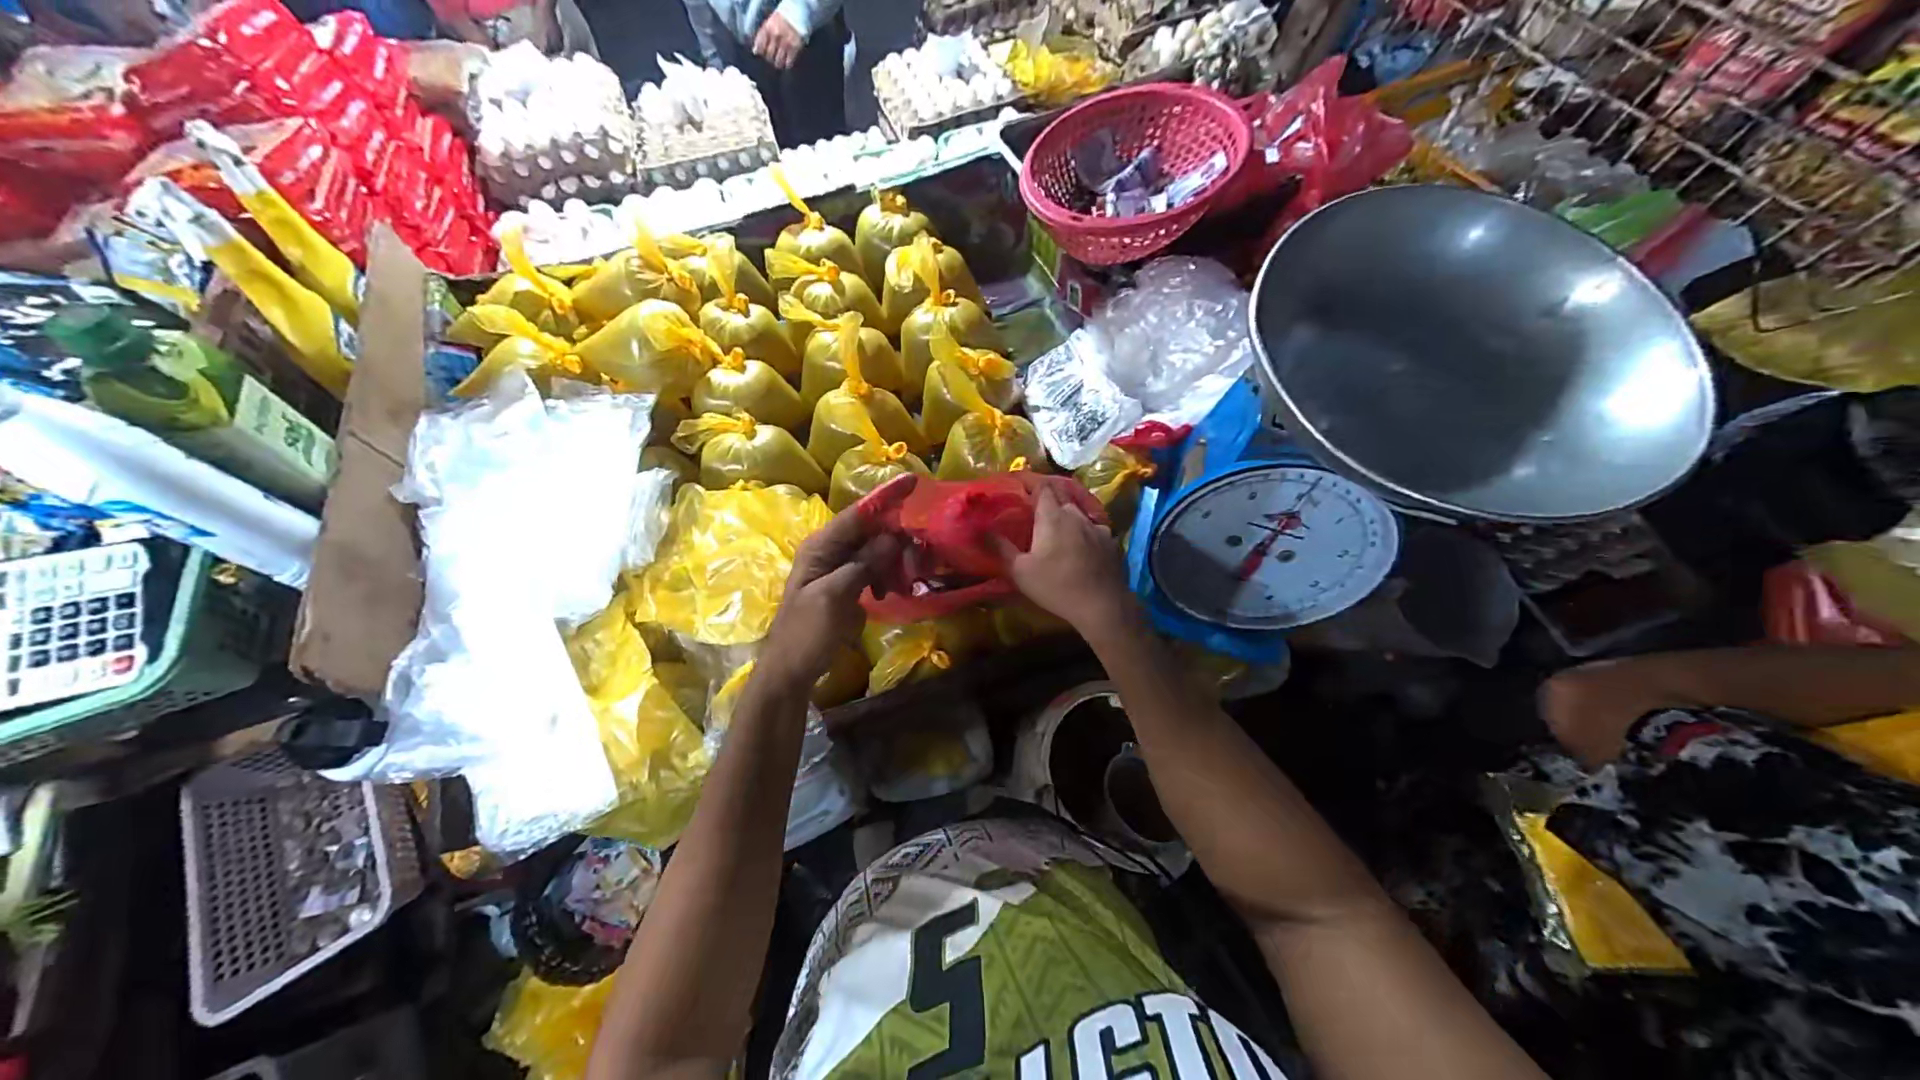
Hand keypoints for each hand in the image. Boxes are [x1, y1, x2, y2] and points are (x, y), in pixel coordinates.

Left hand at [752, 11, 802, 69]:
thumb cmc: (780, 20)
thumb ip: (761, 37)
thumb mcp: (768, 24)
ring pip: (778, 61)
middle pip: (769, 56)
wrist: (796, 15)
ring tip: (779, 61)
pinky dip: (787, 65)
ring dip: (778, 63)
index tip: (763, 53)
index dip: (761, 53)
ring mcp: (785, 43)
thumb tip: (755, 52)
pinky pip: (788, 63)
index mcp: (767, 29)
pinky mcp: (794, 48)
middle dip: (770, 58)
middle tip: (773, 57)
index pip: (760, 47)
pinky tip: (787, 63)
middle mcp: (775, 36)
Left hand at [760, 478, 909, 685]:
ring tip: (907, 578)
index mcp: (820, 547)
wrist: (790, 671)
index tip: (914, 480)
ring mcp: (839, 570)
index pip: (858, 514)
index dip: (886, 497)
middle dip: (897, 537)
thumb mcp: (834, 597)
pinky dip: (887, 577)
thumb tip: (893, 537)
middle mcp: (830, 552)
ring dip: (894, 561)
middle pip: (870, 531)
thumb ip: (863, 564)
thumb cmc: (806, 633)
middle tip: (921, 552)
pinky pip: (874, 572)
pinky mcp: (847, 588)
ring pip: (875, 552)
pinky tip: (894, 590)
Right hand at [997, 486, 1134, 635]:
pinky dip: (1083, 530)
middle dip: (1047, 495)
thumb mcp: (1020, 571)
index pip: (1042, 486)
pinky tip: (1081, 543)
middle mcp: (1076, 514)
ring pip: (1078, 512)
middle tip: (1034, 504)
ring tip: (1057, 524)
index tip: (1019, 484)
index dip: (1031, 482)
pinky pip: (1094, 528)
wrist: (1102, 605)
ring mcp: (1097, 527)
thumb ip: (1000, 548)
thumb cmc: (1056, 586)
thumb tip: (980, 529)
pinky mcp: (1111, 541)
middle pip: (1061, 495)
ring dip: (1066, 513)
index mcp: (1052, 516)